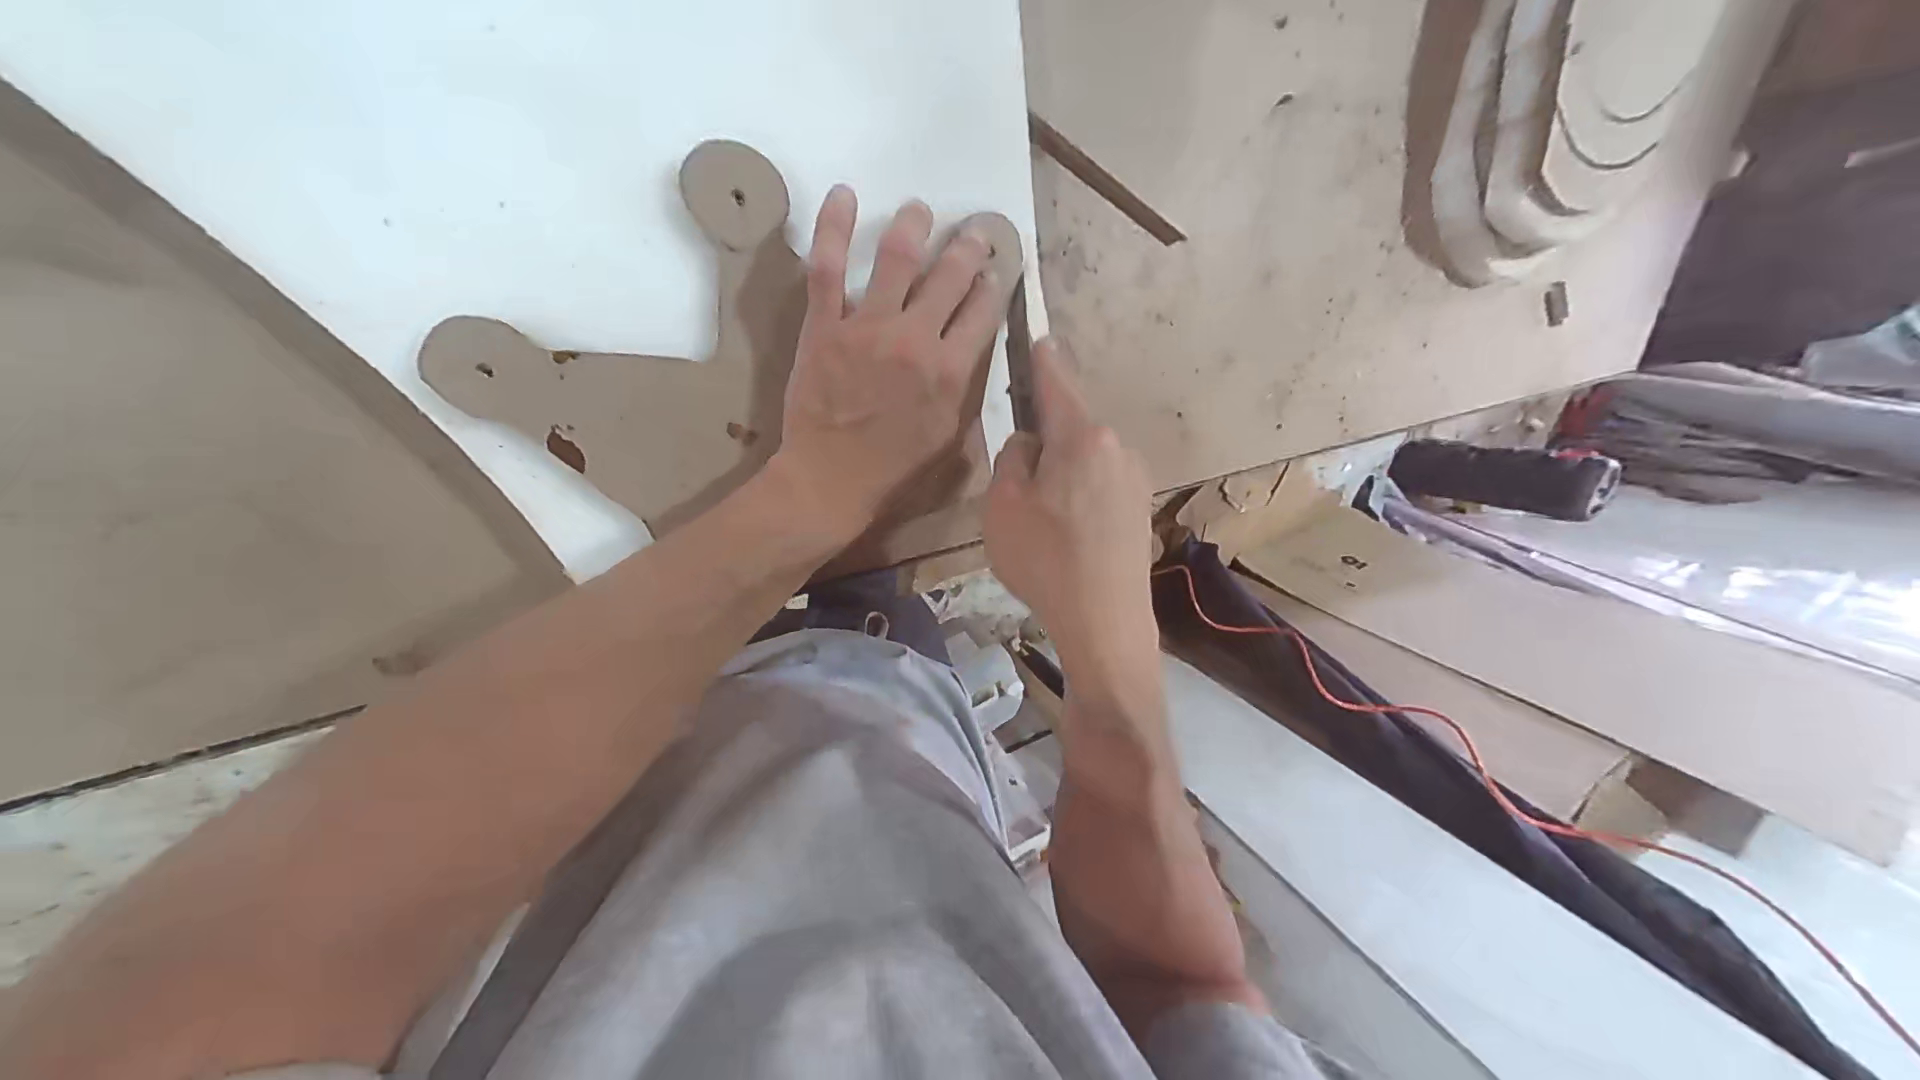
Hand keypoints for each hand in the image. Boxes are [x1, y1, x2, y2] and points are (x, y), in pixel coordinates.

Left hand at [767, 186, 1011, 542]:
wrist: (830, 480)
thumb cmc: (894, 471)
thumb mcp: (949, 439)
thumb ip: (966, 390)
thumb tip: (976, 351)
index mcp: (950, 371)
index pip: (984, 310)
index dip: (994, 285)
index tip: (996, 272)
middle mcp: (915, 338)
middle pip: (950, 276)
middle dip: (969, 248)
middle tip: (975, 232)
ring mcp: (868, 327)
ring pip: (898, 258)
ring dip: (915, 225)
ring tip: (921, 210)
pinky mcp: (825, 325)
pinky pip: (828, 267)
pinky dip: (834, 227)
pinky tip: (844, 195)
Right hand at [985, 340, 1157, 676]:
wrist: (1105, 622)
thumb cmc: (1045, 559)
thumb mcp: (1002, 505)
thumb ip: (1011, 458)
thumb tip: (1029, 443)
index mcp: (1082, 437)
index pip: (1056, 383)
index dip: (1040, 359)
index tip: (1036, 335)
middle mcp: (1118, 447)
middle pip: (1072, 424)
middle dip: (1045, 433)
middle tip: (1018, 472)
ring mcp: (1136, 478)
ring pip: (1088, 456)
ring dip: (1063, 467)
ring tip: (1041, 512)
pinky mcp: (1141, 508)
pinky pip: (1102, 482)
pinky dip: (1081, 491)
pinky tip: (1067, 529)